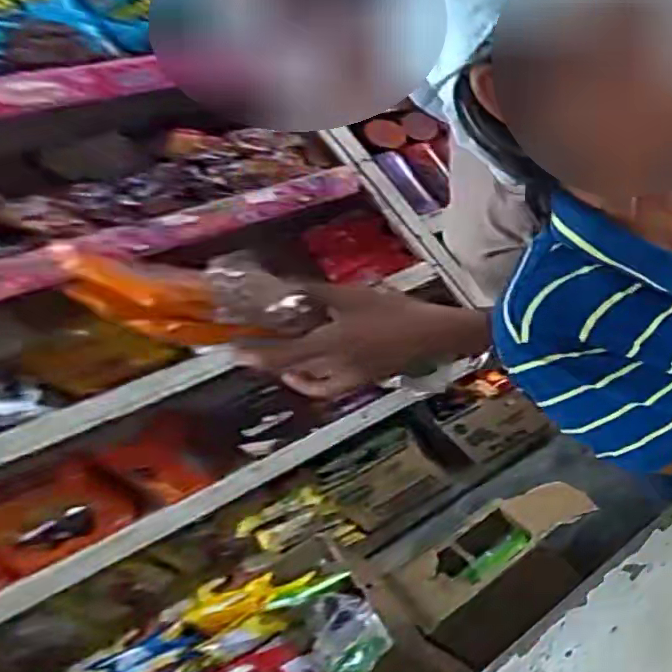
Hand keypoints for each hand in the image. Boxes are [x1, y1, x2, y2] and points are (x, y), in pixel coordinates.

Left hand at [234, 283, 489, 397]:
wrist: (439, 332)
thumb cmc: (397, 313)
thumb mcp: (353, 296)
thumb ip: (315, 292)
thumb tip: (283, 286)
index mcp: (327, 346)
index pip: (277, 356)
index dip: (251, 353)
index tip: (233, 347)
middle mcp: (336, 367)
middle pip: (293, 373)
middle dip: (272, 365)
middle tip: (258, 355)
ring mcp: (357, 376)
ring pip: (316, 385)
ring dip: (298, 379)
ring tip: (292, 370)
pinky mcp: (374, 376)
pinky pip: (339, 385)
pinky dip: (326, 381)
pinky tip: (332, 369)